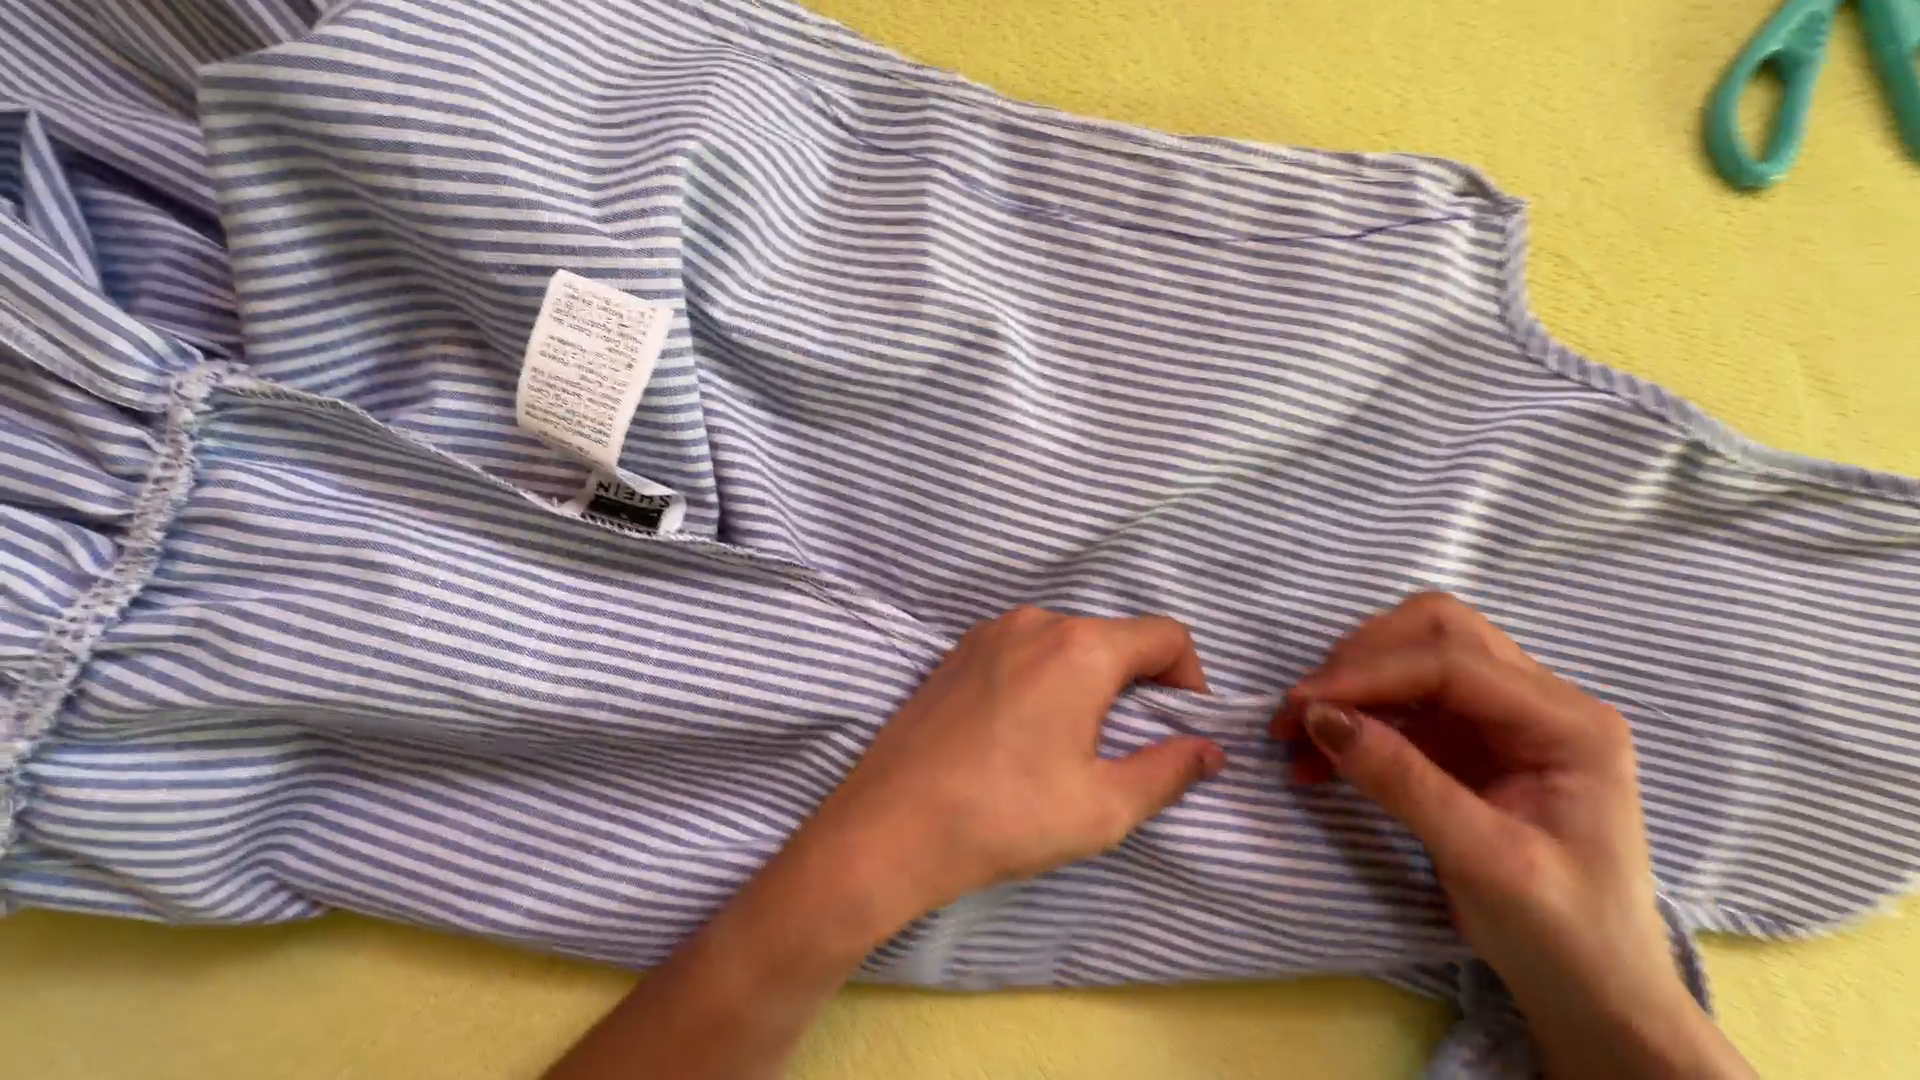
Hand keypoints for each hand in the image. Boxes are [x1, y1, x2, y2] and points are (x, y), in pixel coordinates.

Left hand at [546, 607, 1223, 1079]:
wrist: (888, 827)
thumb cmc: (1005, 817)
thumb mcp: (1104, 807)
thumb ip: (1170, 770)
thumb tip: (1209, 750)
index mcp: (1080, 647)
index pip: (1166, 636)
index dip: (1190, 681)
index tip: (1181, 729)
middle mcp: (1034, 622)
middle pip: (1115, 638)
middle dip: (1139, 686)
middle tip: (1129, 747)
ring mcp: (986, 634)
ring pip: (1067, 645)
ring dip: (1089, 684)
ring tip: (1073, 746)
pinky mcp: (954, 655)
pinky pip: (1022, 653)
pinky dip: (1044, 681)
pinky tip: (1022, 735)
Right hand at [1274, 592, 1754, 1079]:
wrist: (1595, 993)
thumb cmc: (1562, 933)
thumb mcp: (1483, 859)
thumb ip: (1402, 781)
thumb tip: (1320, 718)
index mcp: (1568, 725)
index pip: (1452, 662)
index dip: (1369, 674)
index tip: (1300, 707)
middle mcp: (1542, 704)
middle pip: (1439, 632)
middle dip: (1361, 659)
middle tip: (1303, 708)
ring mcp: (1505, 720)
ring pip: (1416, 658)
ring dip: (1351, 686)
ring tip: (1296, 733)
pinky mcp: (1472, 742)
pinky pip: (1403, 705)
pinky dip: (1356, 718)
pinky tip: (1318, 756)